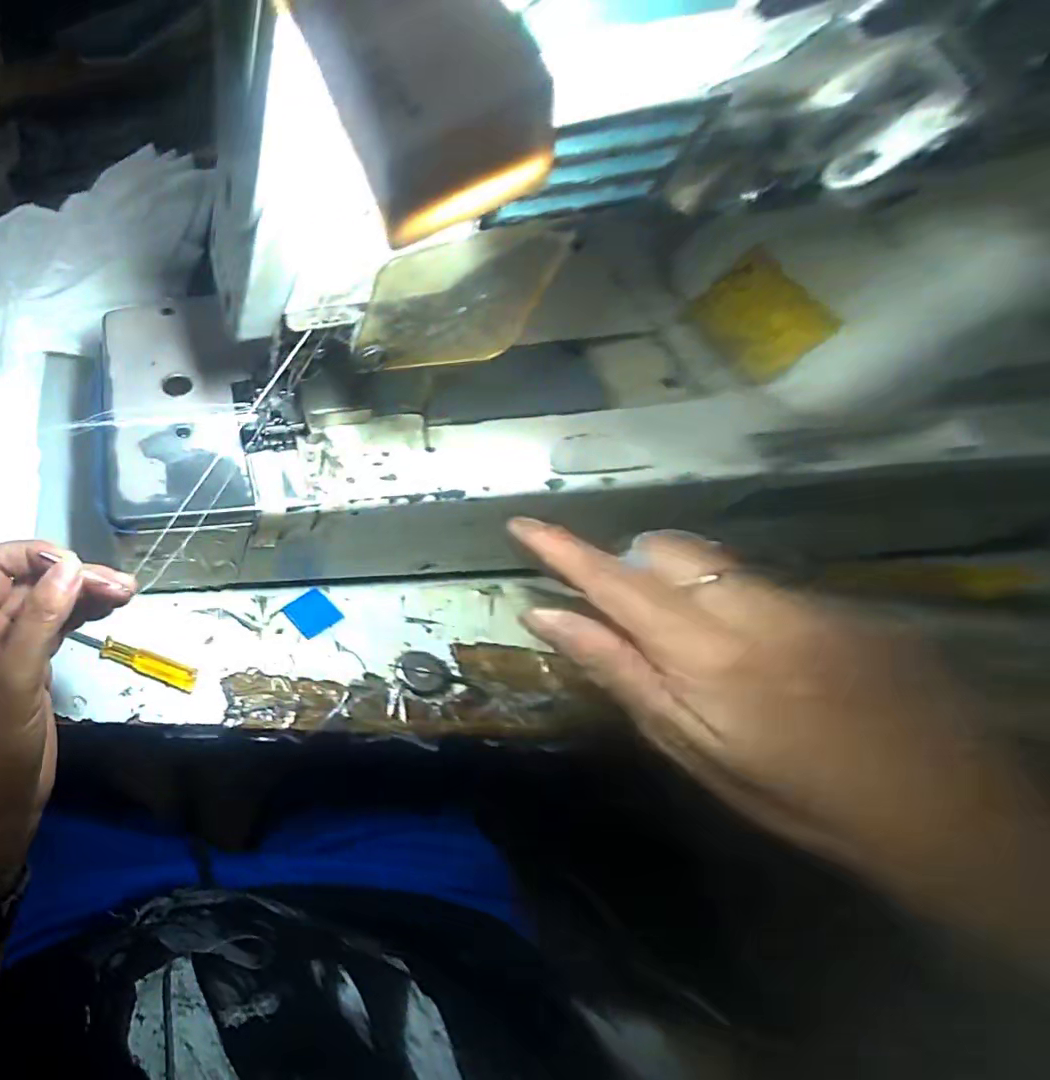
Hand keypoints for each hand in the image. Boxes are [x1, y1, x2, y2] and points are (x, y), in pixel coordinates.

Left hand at [0, 541, 135, 895]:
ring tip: (126, 591)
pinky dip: (83, 615)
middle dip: (71, 574)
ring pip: (49, 603)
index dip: (34, 555)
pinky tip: (109, 608)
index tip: (77, 566)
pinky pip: (58, 627)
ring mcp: (13, 649)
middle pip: (29, 581)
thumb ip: (39, 620)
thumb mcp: (15, 680)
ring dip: (84, 592)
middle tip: (120, 585)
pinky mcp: (34, 668)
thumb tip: (70, 564)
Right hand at [506, 518, 1046, 914]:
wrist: (961, 827)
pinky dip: (732, 603)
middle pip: (669, 550)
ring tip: (691, 643)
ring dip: (680, 584)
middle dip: (629, 563)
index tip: (521, 523)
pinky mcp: (854, 614)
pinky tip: (760, 659)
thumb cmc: (793, 796)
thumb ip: (614, 668)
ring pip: (717, 565)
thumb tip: (543, 614)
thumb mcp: (685, 741)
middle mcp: (759, 611)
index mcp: (707, 650)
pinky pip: (764, 586)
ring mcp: (814, 607)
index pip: (614, 580)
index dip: (562, 549)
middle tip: (621, 613)